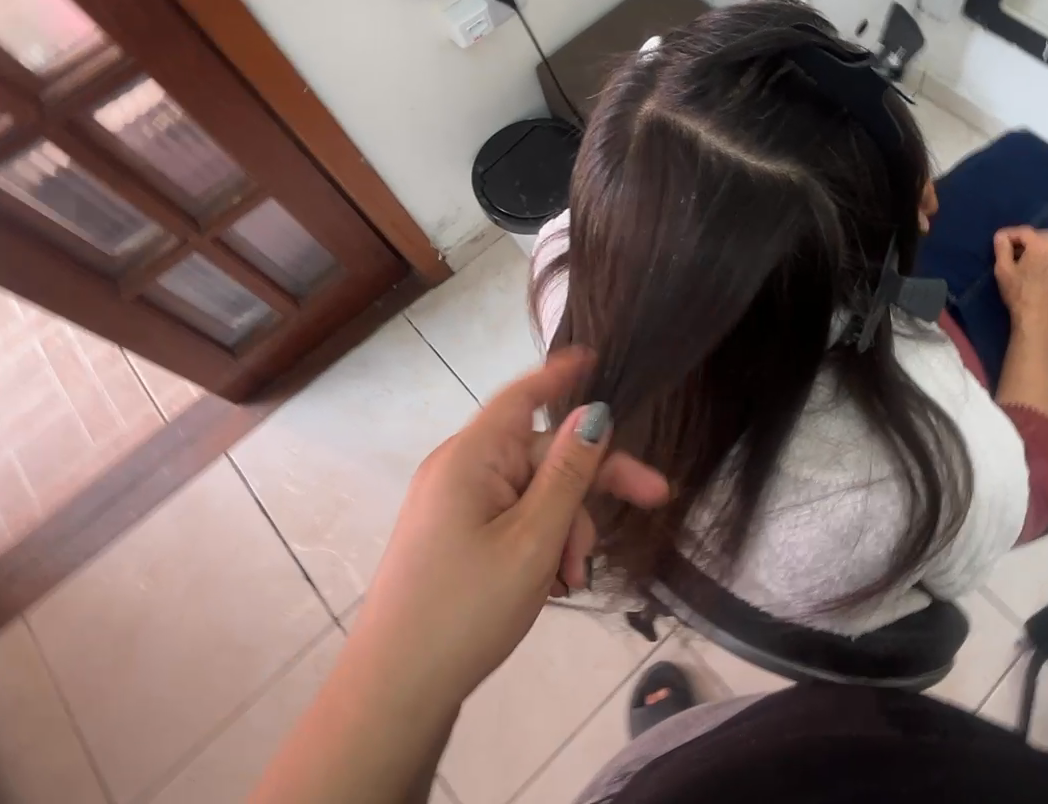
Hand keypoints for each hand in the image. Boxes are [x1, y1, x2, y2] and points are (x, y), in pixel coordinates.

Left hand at [351, 350, 668, 708]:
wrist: (395, 691)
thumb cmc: (467, 607)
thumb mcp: (533, 539)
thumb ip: (569, 473)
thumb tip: (595, 414)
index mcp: (471, 457)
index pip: (522, 397)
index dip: (560, 375)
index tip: (594, 357)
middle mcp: (458, 470)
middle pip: (540, 456)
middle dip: (586, 489)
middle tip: (652, 501)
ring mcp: (451, 505)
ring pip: (530, 494)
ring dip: (563, 526)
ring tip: (571, 579)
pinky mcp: (451, 537)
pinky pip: (509, 519)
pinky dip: (537, 541)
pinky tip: (549, 583)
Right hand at [992, 226, 1047, 331]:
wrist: (1036, 316)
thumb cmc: (1017, 292)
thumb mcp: (1002, 269)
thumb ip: (1002, 248)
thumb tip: (1001, 236)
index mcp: (1041, 246)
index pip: (1025, 231)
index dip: (1011, 233)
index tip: (1000, 239)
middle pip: (1042, 235)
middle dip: (1027, 238)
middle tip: (1014, 248)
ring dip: (1040, 247)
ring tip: (1027, 258)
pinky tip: (1039, 269)